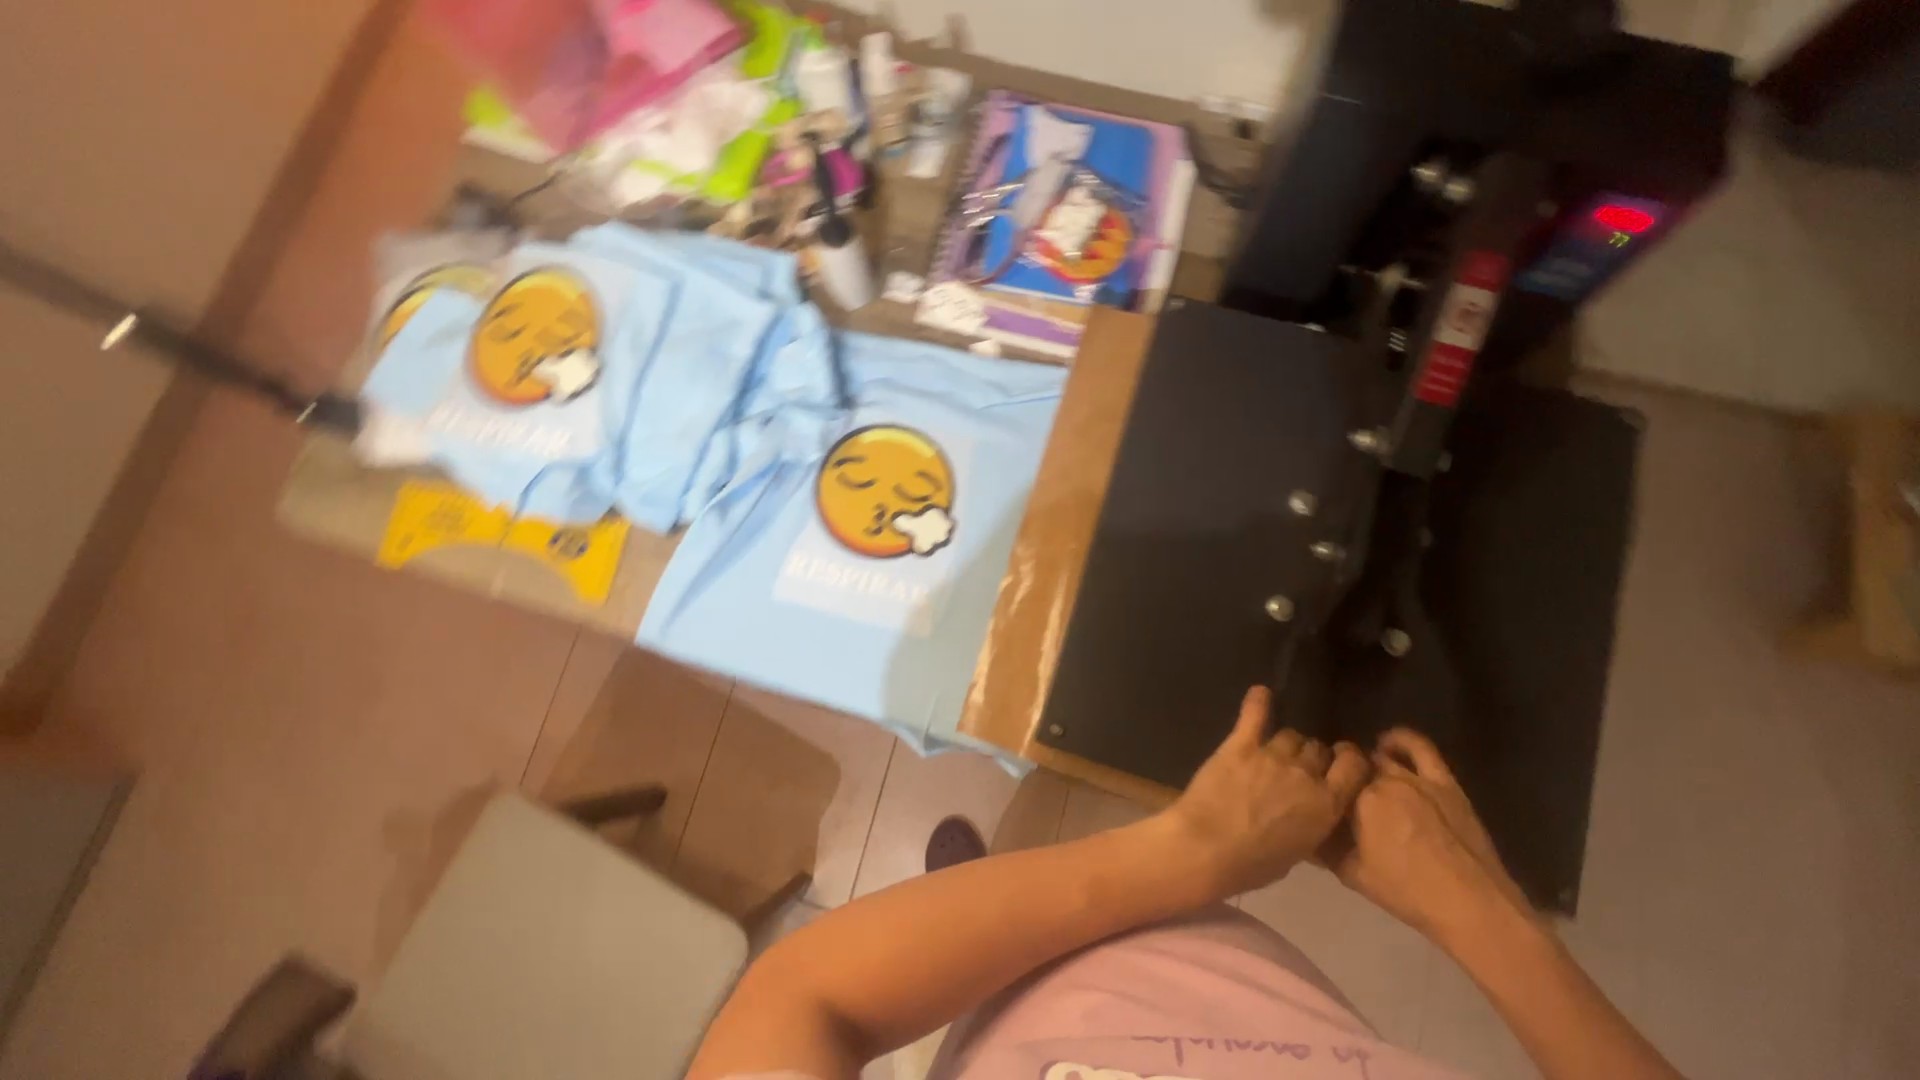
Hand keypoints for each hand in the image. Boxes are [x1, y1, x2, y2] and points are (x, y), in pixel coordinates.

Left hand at [1161, 686, 1369, 897]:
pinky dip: (1257, 703)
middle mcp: (1305, 774)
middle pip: (1318, 749)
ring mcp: (1272, 755)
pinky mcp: (1240, 745)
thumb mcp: (1298, 852)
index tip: (1341, 762)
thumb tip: (1309, 812)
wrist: (1207, 848)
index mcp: (1327, 805)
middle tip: (1295, 770)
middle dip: (1311, 757)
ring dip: (1285, 743)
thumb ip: (1311, 823)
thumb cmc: (1252, 864)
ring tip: (1272, 753)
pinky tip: (1260, 693)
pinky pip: (1254, 716)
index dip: (1348, 760)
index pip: (1354, 766)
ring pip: (1290, 736)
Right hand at [1317, 728, 1535, 944]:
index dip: (1326, 790)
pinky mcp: (1444, 782)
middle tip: (1344, 797)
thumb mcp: (1351, 875)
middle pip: (1354, 768)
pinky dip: (1400, 740)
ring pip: (1380, 758)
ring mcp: (1416, 778)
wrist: (1471, 905)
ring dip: (1368, 765)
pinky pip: (1419, 748)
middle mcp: (1383, 780)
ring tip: (1364, 779)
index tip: (1323, 803)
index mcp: (1357, 800)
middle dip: (1346, 778)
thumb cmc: (1406, 892)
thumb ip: (1324, 848)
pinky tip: (1388, 745)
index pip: (1332, 782)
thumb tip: (1305, 833)